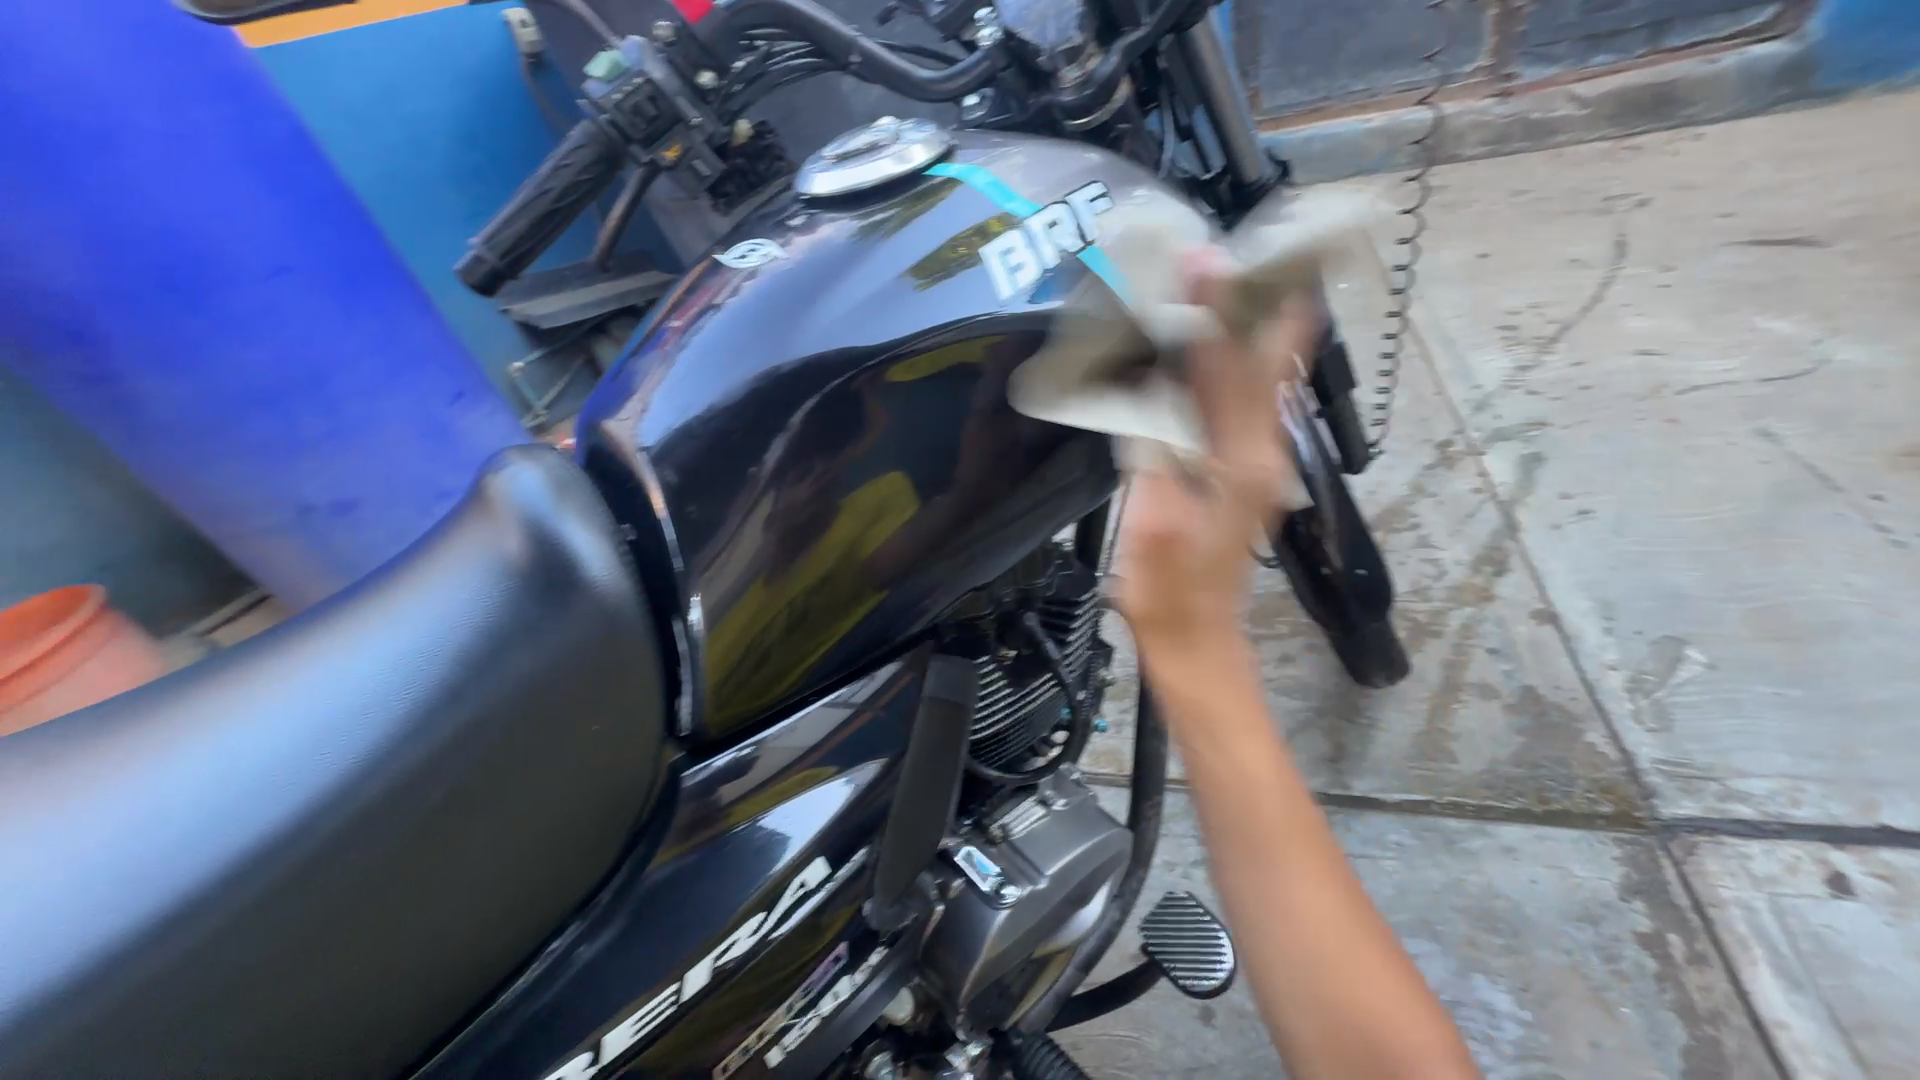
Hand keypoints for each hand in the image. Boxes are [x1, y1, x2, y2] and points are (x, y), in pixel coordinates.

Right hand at [1112, 251, 1322, 655]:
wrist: (1196, 637)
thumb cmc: (1166, 590)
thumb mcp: (1150, 524)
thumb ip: (1154, 456)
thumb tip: (1152, 393)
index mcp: (1236, 465)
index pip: (1224, 373)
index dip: (1212, 315)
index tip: (1205, 261)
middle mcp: (1260, 456)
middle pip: (1264, 366)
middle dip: (1257, 306)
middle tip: (1254, 251)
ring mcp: (1260, 465)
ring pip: (1265, 382)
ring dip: (1255, 329)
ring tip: (1246, 280)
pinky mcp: (1248, 475)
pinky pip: (1251, 405)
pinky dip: (1243, 365)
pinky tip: (1233, 346)